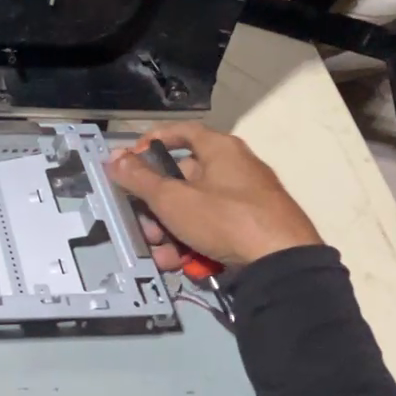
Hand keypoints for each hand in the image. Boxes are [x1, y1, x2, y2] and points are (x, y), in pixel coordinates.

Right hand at [106, 121, 320, 270]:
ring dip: (170, 231)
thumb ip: (139, 178)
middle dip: (155, 206)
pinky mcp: (253, 228)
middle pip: (182, 179)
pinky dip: (194, 242)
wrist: (283, 264)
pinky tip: (181, 263)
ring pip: (194, 209)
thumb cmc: (224, 218)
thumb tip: (113, 157)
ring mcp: (246, 200)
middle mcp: (235, 168)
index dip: (152, 141)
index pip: (181, 131)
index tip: (130, 160)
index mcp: (220, 149)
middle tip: (142, 224)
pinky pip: (214, 228)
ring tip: (161, 254)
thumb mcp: (172, 199)